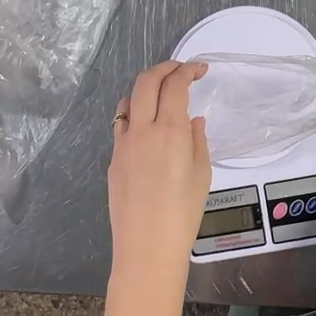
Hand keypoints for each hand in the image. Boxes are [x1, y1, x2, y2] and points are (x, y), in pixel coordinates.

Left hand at [107, 61, 210, 288]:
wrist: (147, 247)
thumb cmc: (183, 213)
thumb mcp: (202, 174)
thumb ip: (198, 141)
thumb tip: (193, 122)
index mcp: (169, 131)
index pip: (175, 85)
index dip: (188, 70)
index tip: (200, 69)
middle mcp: (142, 130)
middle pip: (146, 81)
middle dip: (165, 68)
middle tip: (181, 70)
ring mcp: (123, 144)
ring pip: (128, 99)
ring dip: (146, 87)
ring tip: (162, 93)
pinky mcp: (113, 159)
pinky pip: (122, 124)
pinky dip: (135, 112)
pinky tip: (147, 125)